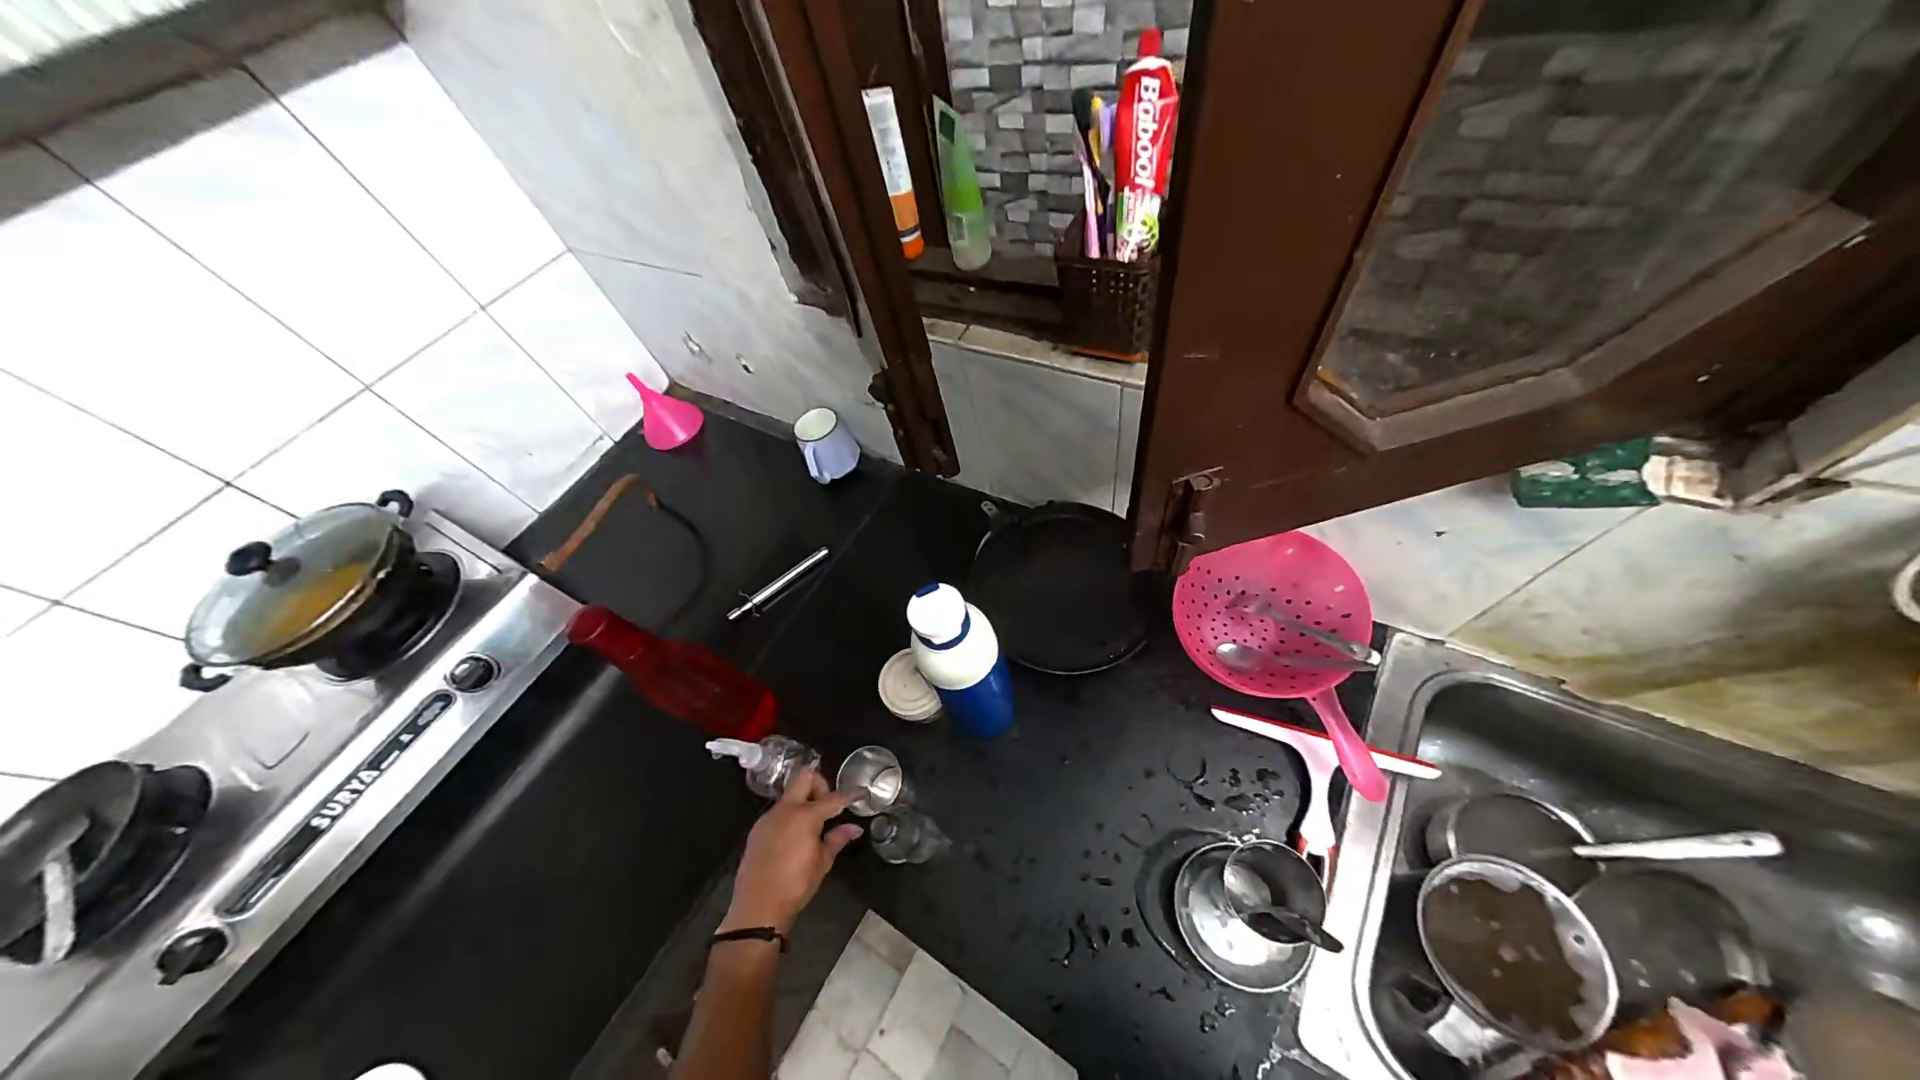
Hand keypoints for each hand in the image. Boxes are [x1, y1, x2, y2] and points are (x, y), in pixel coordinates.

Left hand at [720, 768, 861, 934]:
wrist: (757, 907)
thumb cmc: (795, 885)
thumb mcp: (822, 862)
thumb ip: (837, 839)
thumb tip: (853, 829)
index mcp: (805, 815)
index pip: (833, 798)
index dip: (850, 794)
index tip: (860, 793)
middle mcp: (785, 810)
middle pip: (804, 777)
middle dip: (820, 784)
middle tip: (828, 804)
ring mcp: (768, 818)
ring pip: (789, 795)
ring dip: (803, 801)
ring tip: (813, 826)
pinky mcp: (757, 830)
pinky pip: (777, 812)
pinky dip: (790, 816)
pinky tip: (795, 838)